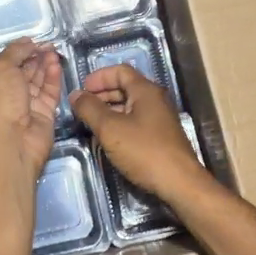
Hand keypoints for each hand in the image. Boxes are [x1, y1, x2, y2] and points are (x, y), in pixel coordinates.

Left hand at [0, 39, 64, 175]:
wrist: (13, 142)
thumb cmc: (0, 101)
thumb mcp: (1, 68)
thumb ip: (15, 52)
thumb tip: (28, 42)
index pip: (7, 64)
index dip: (20, 51)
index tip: (34, 41)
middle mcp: (8, 95)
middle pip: (24, 71)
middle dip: (35, 56)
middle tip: (49, 44)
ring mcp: (27, 106)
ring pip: (38, 81)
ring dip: (45, 64)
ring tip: (54, 51)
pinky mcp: (44, 114)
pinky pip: (50, 92)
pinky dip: (53, 78)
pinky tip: (57, 65)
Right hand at [70, 63, 206, 200]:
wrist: (179, 183)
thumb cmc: (144, 150)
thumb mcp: (110, 128)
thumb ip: (90, 109)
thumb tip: (76, 94)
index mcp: (145, 90)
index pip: (120, 71)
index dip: (99, 77)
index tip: (81, 90)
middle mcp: (155, 99)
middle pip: (125, 87)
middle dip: (102, 94)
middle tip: (82, 108)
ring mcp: (160, 118)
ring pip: (130, 106)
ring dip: (109, 111)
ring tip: (91, 124)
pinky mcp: (161, 136)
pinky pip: (136, 121)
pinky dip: (119, 124)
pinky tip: (109, 139)